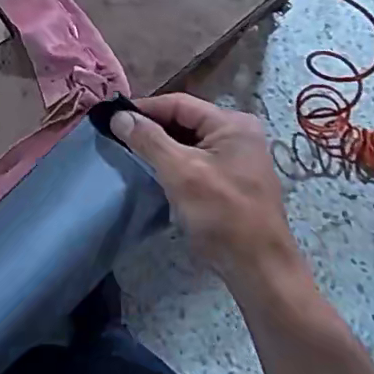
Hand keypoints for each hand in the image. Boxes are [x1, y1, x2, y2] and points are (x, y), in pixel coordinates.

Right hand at [112, 93, 301, 283]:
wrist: (260, 270)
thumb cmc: (222, 215)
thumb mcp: (181, 172)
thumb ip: (149, 140)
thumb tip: (119, 116)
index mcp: (232, 124)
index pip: (179, 103)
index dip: (145, 108)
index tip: (114, 117)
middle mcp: (239, 134)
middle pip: (185, 121)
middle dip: (152, 128)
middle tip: (118, 136)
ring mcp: (238, 158)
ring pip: (190, 142)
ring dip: (162, 147)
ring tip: (131, 152)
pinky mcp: (233, 181)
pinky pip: (198, 161)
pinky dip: (176, 163)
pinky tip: (156, 173)